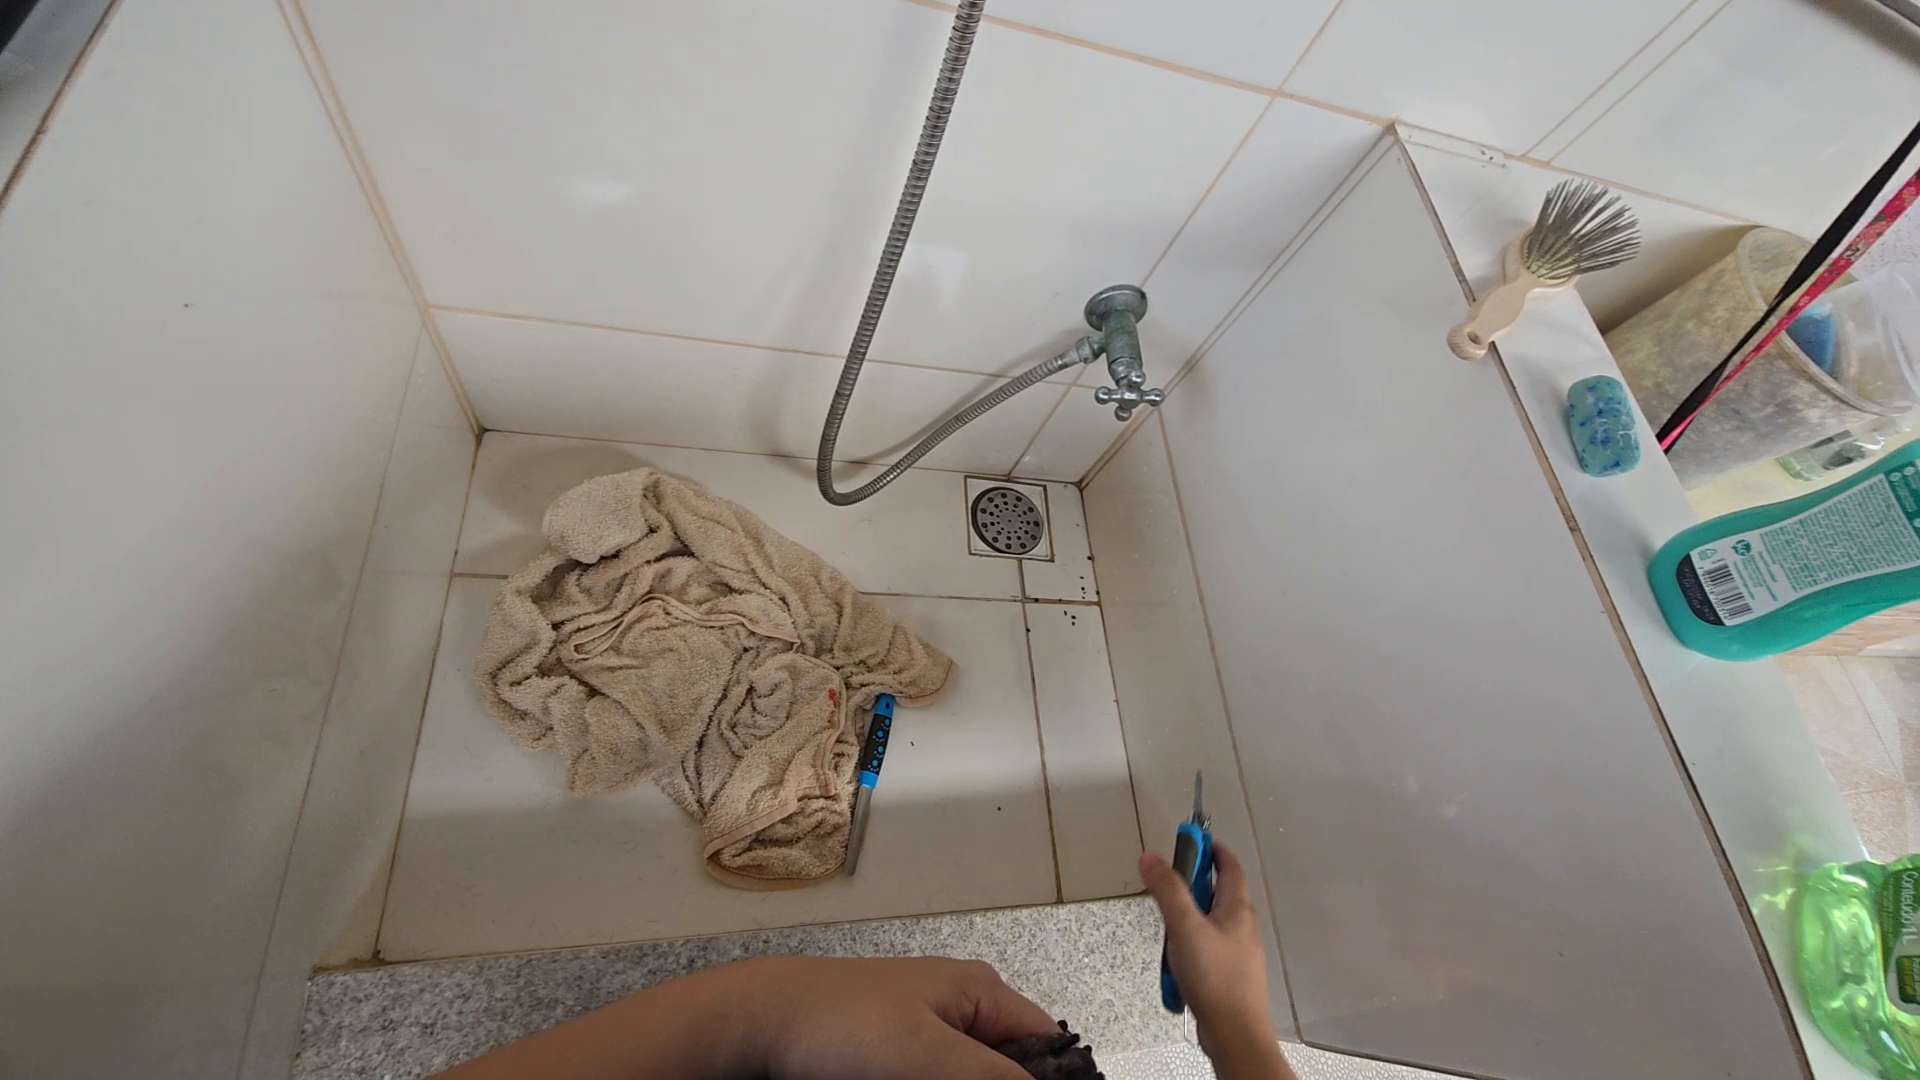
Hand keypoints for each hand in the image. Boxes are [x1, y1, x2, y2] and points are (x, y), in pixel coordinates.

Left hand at [435, 954, 1058, 1079]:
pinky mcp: (902, 1055)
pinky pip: (945, 1079)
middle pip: (1014, 1066)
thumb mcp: (927, 1052)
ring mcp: (932, 1031)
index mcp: (980, 991)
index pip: (1047, 1042)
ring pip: (977, 1077)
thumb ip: (992, 1077)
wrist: (771, 1019)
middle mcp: (964, 1006)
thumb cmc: (852, 1024)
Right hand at [1140, 843, 1276, 1056]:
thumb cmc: (1213, 976)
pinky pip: (1209, 949)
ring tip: (1169, 937)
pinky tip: (1178, 966)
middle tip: (1167, 891)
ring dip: (1187, 921)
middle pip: (1217, 894)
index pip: (1229, 866)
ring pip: (1210, 923)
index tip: (1191, 840)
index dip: (1211, 848)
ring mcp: (1240, 954)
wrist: (1235, 1038)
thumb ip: (1167, 889)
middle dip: (1191, 887)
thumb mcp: (1184, 926)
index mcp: (1237, 909)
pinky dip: (1191, 947)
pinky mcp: (1232, 978)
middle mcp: (1243, 927)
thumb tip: (1150, 855)